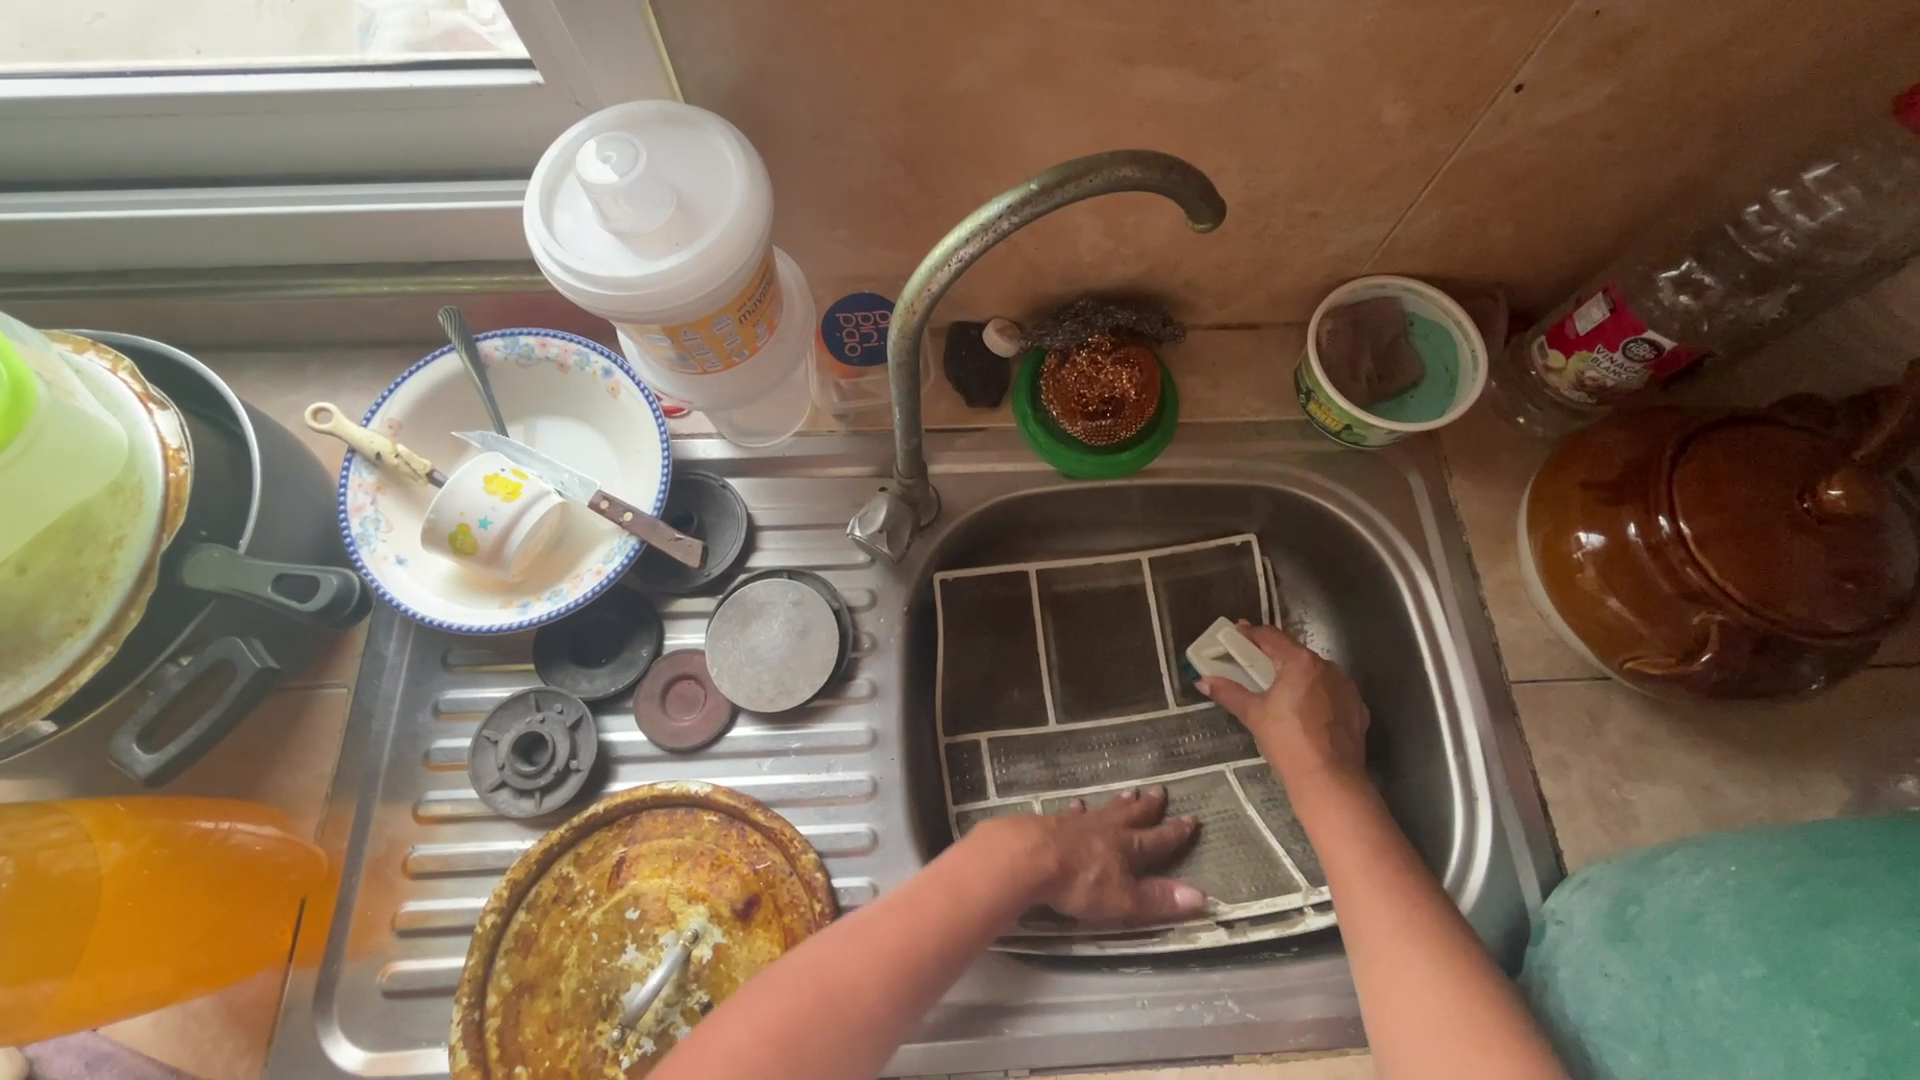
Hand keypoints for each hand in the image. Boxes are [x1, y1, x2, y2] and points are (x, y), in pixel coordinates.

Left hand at [983, 785, 1204, 922]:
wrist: (1030, 857)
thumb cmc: (1080, 883)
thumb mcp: (1124, 900)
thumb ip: (1158, 898)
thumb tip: (1202, 896)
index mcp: (1128, 849)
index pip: (1158, 840)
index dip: (1176, 833)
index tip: (1192, 818)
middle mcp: (1106, 830)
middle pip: (1132, 815)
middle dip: (1148, 807)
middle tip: (1159, 790)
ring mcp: (1078, 824)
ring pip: (1104, 810)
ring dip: (1118, 803)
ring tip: (1128, 791)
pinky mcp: (1052, 823)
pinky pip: (1071, 813)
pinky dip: (1077, 809)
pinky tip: (1076, 804)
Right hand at [1197, 621, 1368, 788]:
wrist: (1330, 779)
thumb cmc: (1287, 741)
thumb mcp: (1253, 714)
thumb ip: (1228, 692)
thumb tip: (1203, 681)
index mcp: (1300, 662)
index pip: (1272, 637)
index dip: (1251, 633)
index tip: (1237, 632)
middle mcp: (1328, 668)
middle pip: (1295, 653)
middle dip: (1273, 655)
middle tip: (1253, 663)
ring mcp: (1347, 688)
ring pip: (1316, 673)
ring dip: (1297, 675)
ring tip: (1279, 689)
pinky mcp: (1358, 709)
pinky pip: (1332, 693)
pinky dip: (1317, 695)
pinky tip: (1305, 711)